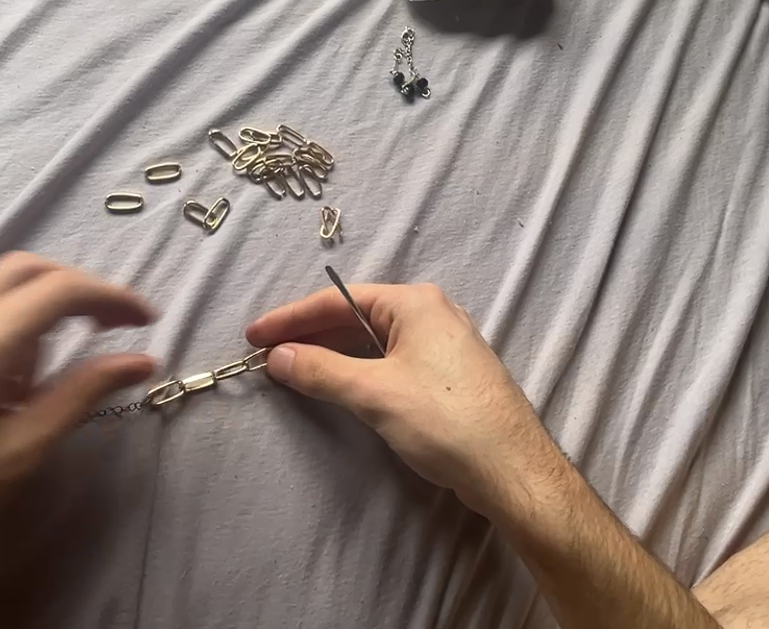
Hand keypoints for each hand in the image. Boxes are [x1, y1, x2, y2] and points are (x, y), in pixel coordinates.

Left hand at [0, 253, 157, 628]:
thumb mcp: (14, 456)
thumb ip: (81, 395)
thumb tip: (142, 361)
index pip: (57, 290)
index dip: (112, 297)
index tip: (147, 320)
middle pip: (22, 270)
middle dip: (75, 288)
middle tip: (109, 325)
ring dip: (35, 308)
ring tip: (49, 373)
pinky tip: (3, 384)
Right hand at [250, 282, 720, 628]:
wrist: (513, 469)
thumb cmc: (444, 420)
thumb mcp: (376, 393)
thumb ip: (322, 370)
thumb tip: (278, 355)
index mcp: (415, 302)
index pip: (340, 299)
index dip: (293, 317)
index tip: (255, 334)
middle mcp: (430, 311)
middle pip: (357, 315)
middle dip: (312, 333)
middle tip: (267, 351)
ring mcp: (442, 341)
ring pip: (374, 338)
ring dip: (334, 351)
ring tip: (292, 365)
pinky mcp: (447, 372)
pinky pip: (390, 357)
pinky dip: (359, 366)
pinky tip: (338, 381)